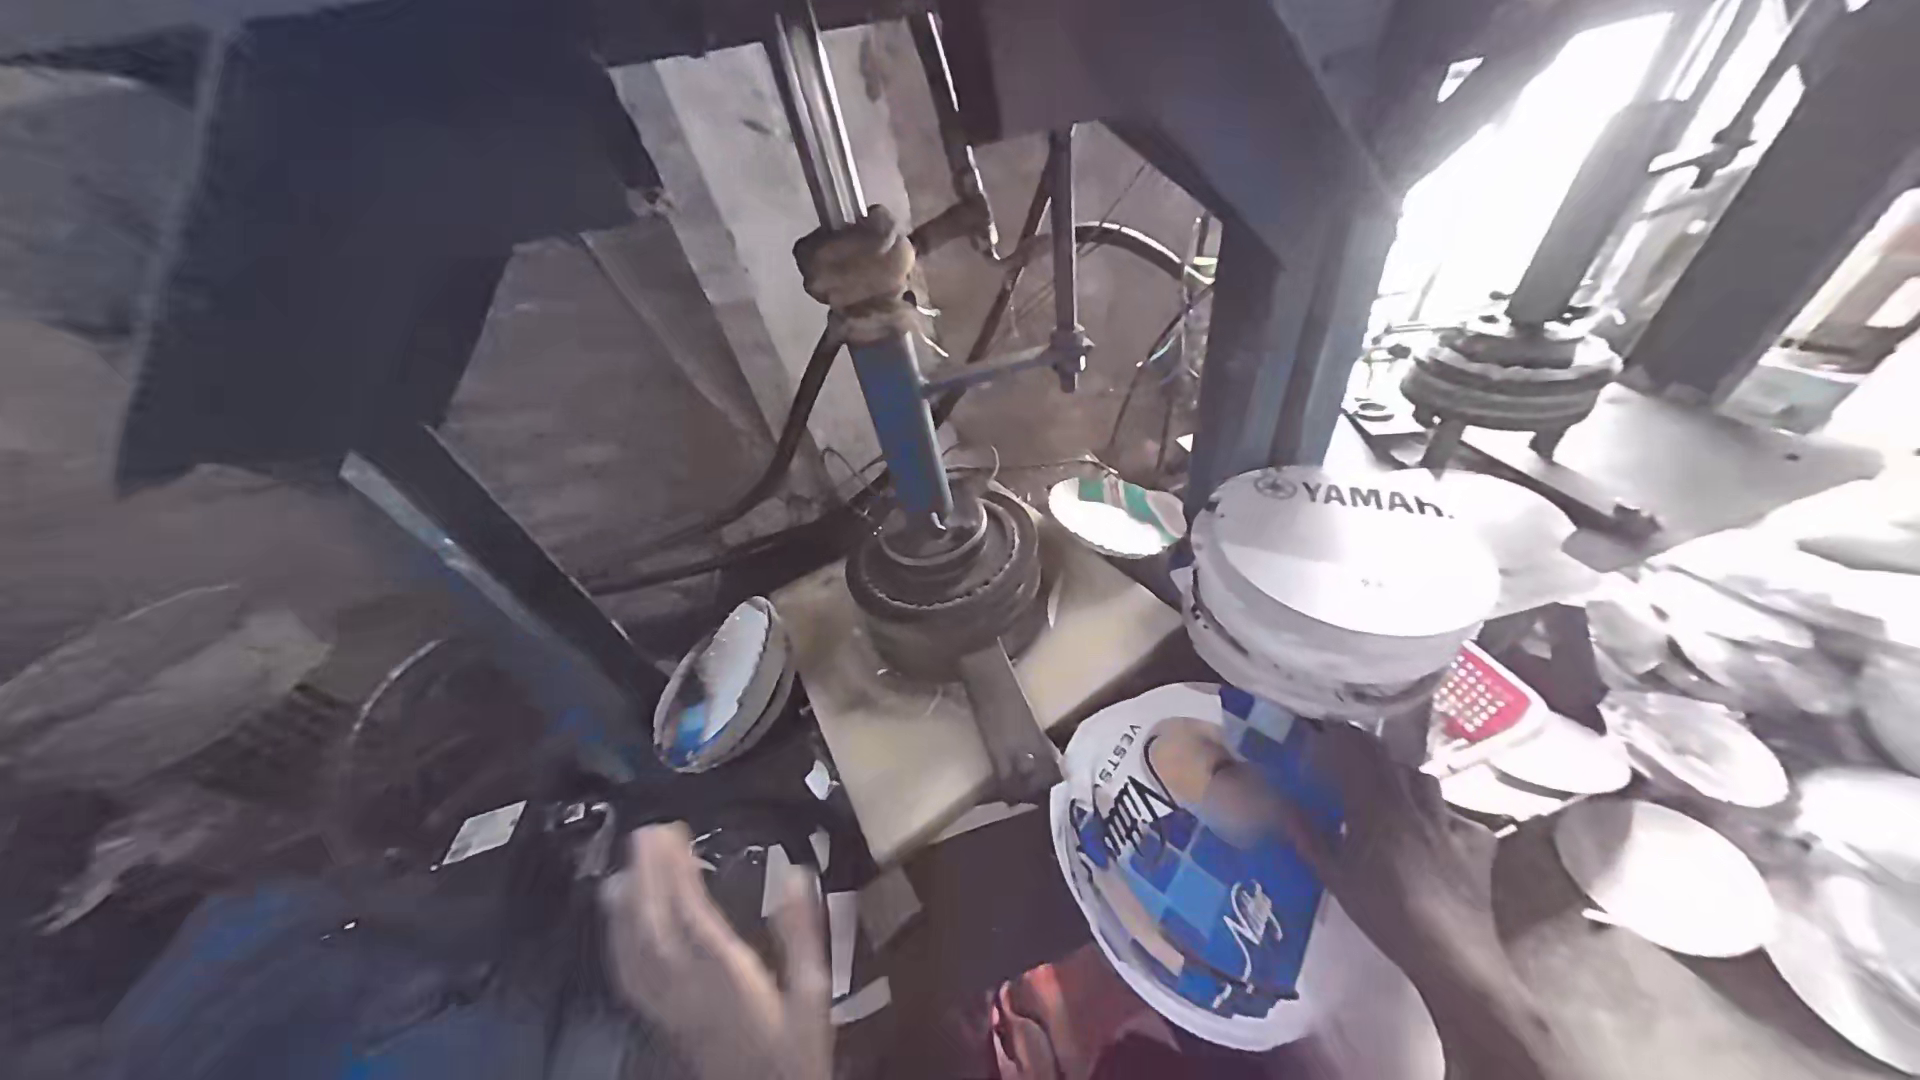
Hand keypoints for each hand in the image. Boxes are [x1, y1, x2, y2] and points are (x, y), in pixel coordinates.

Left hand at [600, 823, 830, 1079]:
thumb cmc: (793, 1050)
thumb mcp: (813, 990)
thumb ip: (803, 933)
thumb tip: (797, 873)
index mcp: (728, 979)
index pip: (692, 919)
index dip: (676, 875)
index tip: (673, 834)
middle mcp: (688, 991)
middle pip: (655, 931)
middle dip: (647, 878)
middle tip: (645, 832)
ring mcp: (668, 1008)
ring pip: (634, 954)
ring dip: (626, 908)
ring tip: (623, 867)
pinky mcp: (660, 1019)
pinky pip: (630, 977)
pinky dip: (619, 942)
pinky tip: (619, 923)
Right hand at [1273, 723, 1571, 1079]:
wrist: (1452, 955)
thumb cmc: (1384, 913)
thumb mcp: (1335, 877)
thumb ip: (1308, 838)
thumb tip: (1284, 806)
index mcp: (1376, 808)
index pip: (1358, 754)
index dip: (1340, 734)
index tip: (1322, 725)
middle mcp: (1413, 805)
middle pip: (1389, 759)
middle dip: (1366, 746)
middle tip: (1346, 746)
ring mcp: (1449, 823)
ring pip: (1424, 780)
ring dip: (1402, 774)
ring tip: (1388, 784)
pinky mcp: (1477, 846)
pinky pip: (1458, 815)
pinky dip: (1442, 814)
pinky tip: (1435, 829)